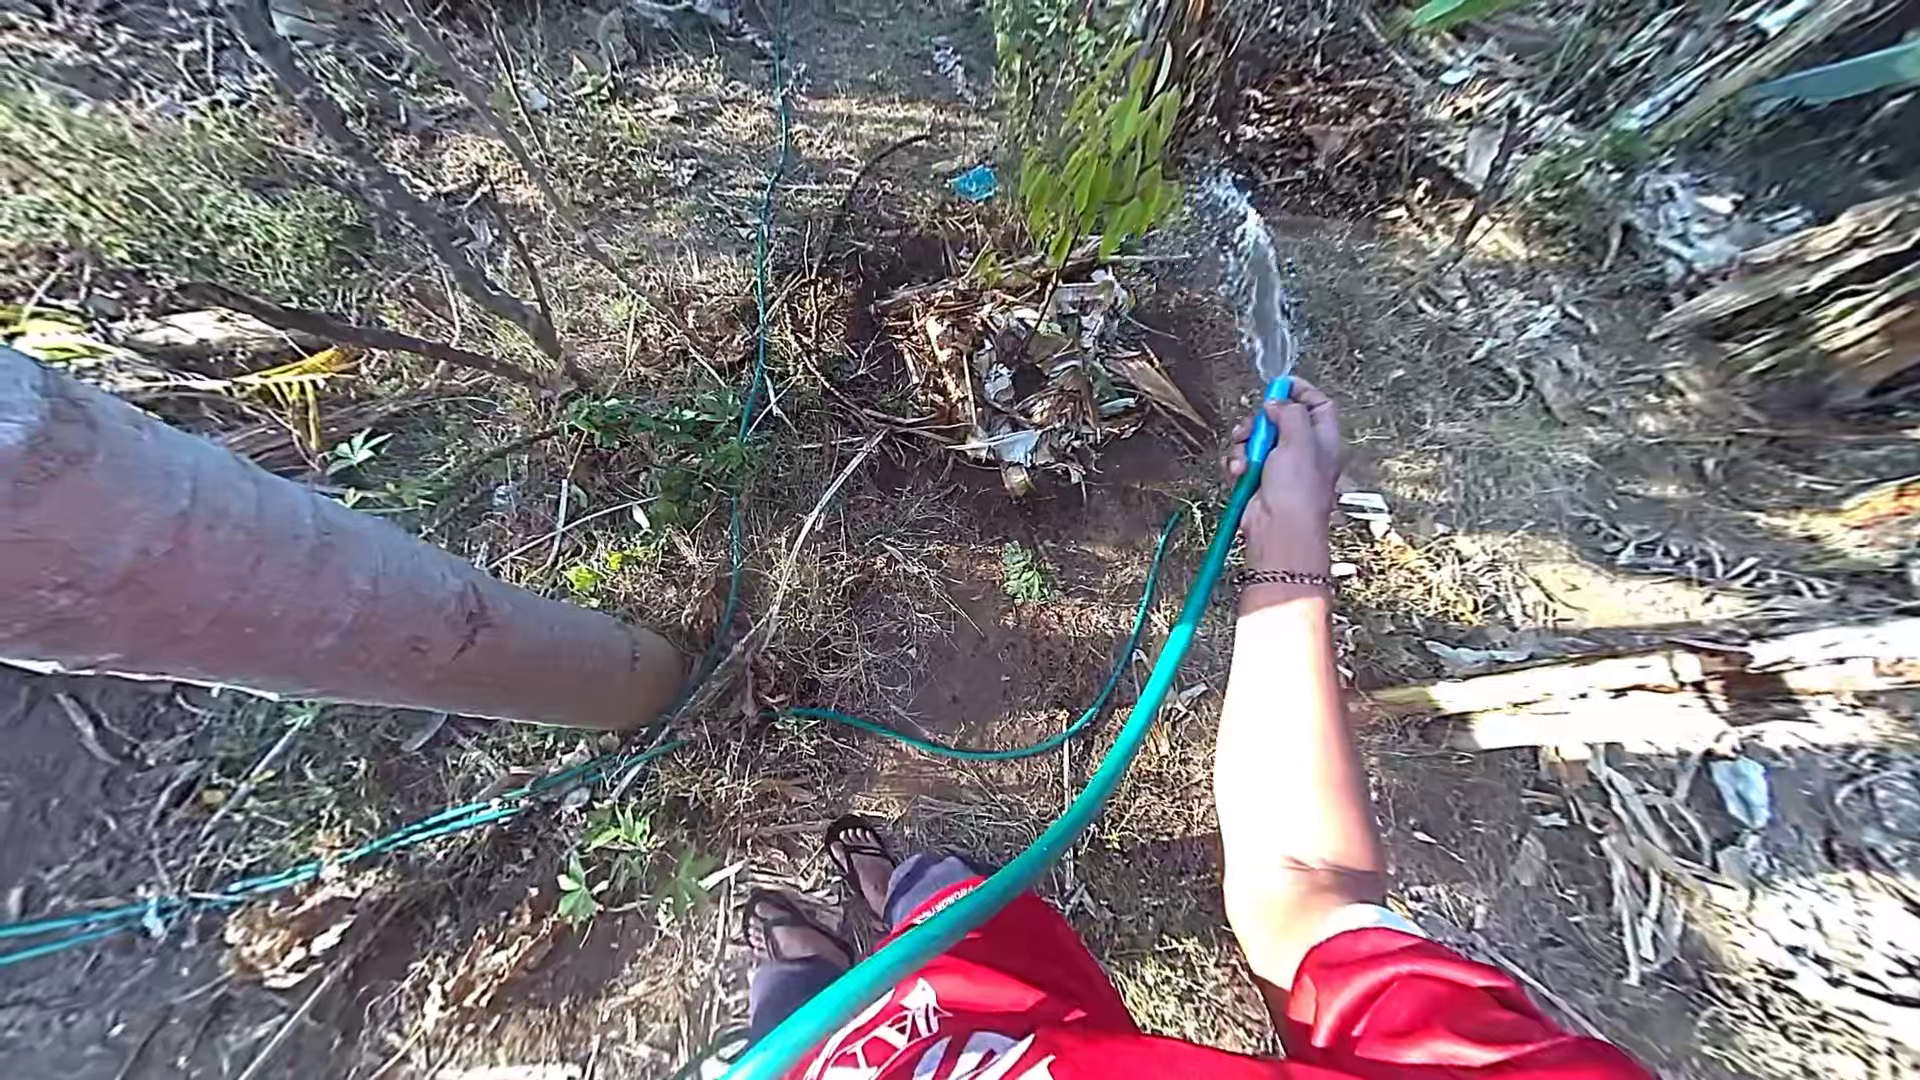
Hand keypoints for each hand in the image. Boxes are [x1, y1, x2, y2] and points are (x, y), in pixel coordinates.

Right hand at [1222, 376, 1340, 574]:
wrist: (1278, 528)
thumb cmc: (1297, 489)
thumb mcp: (1300, 440)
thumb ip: (1289, 413)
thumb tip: (1276, 402)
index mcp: (1322, 440)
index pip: (1317, 405)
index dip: (1300, 391)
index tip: (1280, 383)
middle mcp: (1301, 452)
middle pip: (1277, 421)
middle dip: (1259, 422)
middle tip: (1252, 428)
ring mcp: (1277, 467)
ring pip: (1254, 441)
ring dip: (1243, 446)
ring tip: (1244, 460)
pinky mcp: (1255, 481)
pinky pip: (1240, 461)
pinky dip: (1236, 465)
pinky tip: (1239, 473)